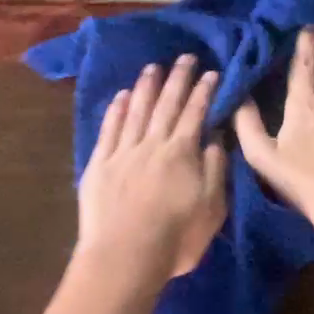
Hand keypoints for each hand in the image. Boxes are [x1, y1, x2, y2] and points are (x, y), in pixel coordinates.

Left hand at [77, 56, 226, 278]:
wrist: (124, 256)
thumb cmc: (176, 238)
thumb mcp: (212, 208)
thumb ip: (214, 169)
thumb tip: (214, 138)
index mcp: (182, 153)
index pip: (195, 114)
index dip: (203, 91)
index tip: (210, 72)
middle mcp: (152, 144)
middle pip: (166, 105)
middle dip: (178, 79)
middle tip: (184, 57)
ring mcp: (123, 152)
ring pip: (137, 110)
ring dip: (146, 87)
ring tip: (153, 67)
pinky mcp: (99, 164)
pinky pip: (109, 129)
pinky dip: (116, 110)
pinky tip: (121, 96)